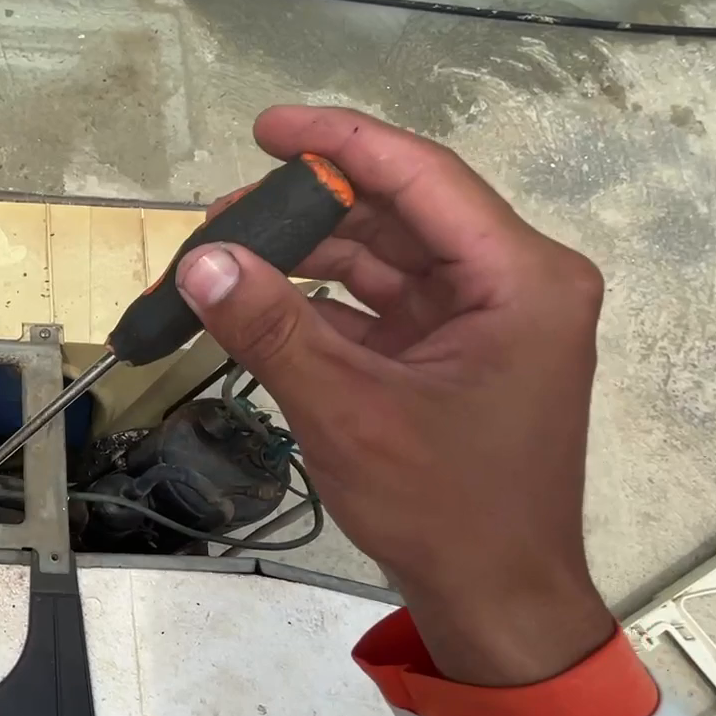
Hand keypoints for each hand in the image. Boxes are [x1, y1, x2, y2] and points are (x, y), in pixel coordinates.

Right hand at [175, 106, 610, 685]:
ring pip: (377, 263)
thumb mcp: (344, 410)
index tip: (267, 126)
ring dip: (301, 261)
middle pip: (393, 218)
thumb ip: (270, 330)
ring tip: (223, 262)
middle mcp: (505, 284)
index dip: (341, 145)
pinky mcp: (443, 355)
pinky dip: (313, 306)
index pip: (422, 181)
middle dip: (305, 212)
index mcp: (517, 279)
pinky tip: (256, 305)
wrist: (489, 589)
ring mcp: (474, 322)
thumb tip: (198, 263)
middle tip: (219, 218)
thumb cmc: (440, 502)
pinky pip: (370, 309)